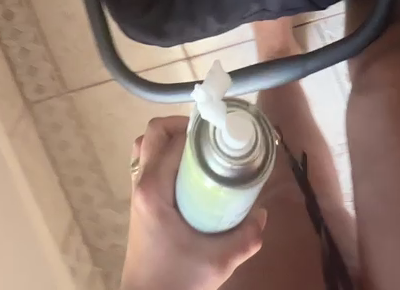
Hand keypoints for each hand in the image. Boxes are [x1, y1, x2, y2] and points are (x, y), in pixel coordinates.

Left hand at [119, 116, 267, 289]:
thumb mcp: (217, 262)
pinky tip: (188, 173)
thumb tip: (262, 213)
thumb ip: (245, 238)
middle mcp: (141, 185)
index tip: (220, 133)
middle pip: (152, 135)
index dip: (196, 131)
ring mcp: (136, 193)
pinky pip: (146, 164)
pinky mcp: (139, 203)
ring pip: (145, 148)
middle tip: (208, 136)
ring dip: (168, 140)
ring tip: (197, 149)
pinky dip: (163, 156)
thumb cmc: (177, 281)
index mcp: (154, 191)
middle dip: (179, 126)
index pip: (172, 142)